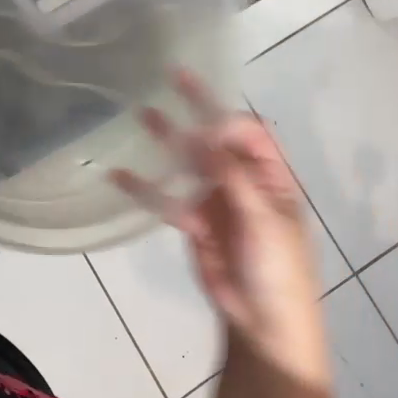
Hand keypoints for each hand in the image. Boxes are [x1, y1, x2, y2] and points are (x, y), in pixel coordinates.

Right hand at [114, 73, 328, 384]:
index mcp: (273, 176)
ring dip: (167, 139)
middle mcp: (244, 179)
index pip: (250, 132)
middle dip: (197, 108)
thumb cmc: (279, 269)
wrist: (264, 323)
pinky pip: (166, 197)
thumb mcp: (264, 220)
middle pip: (217, 137)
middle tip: (172, 75)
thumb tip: (205, 135)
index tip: (202, 124)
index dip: (226, 120)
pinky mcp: (193, 220)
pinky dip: (144, 187)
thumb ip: (233, 177)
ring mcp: (216, 199)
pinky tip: (118, 174)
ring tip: (141, 113)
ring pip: (188, 161)